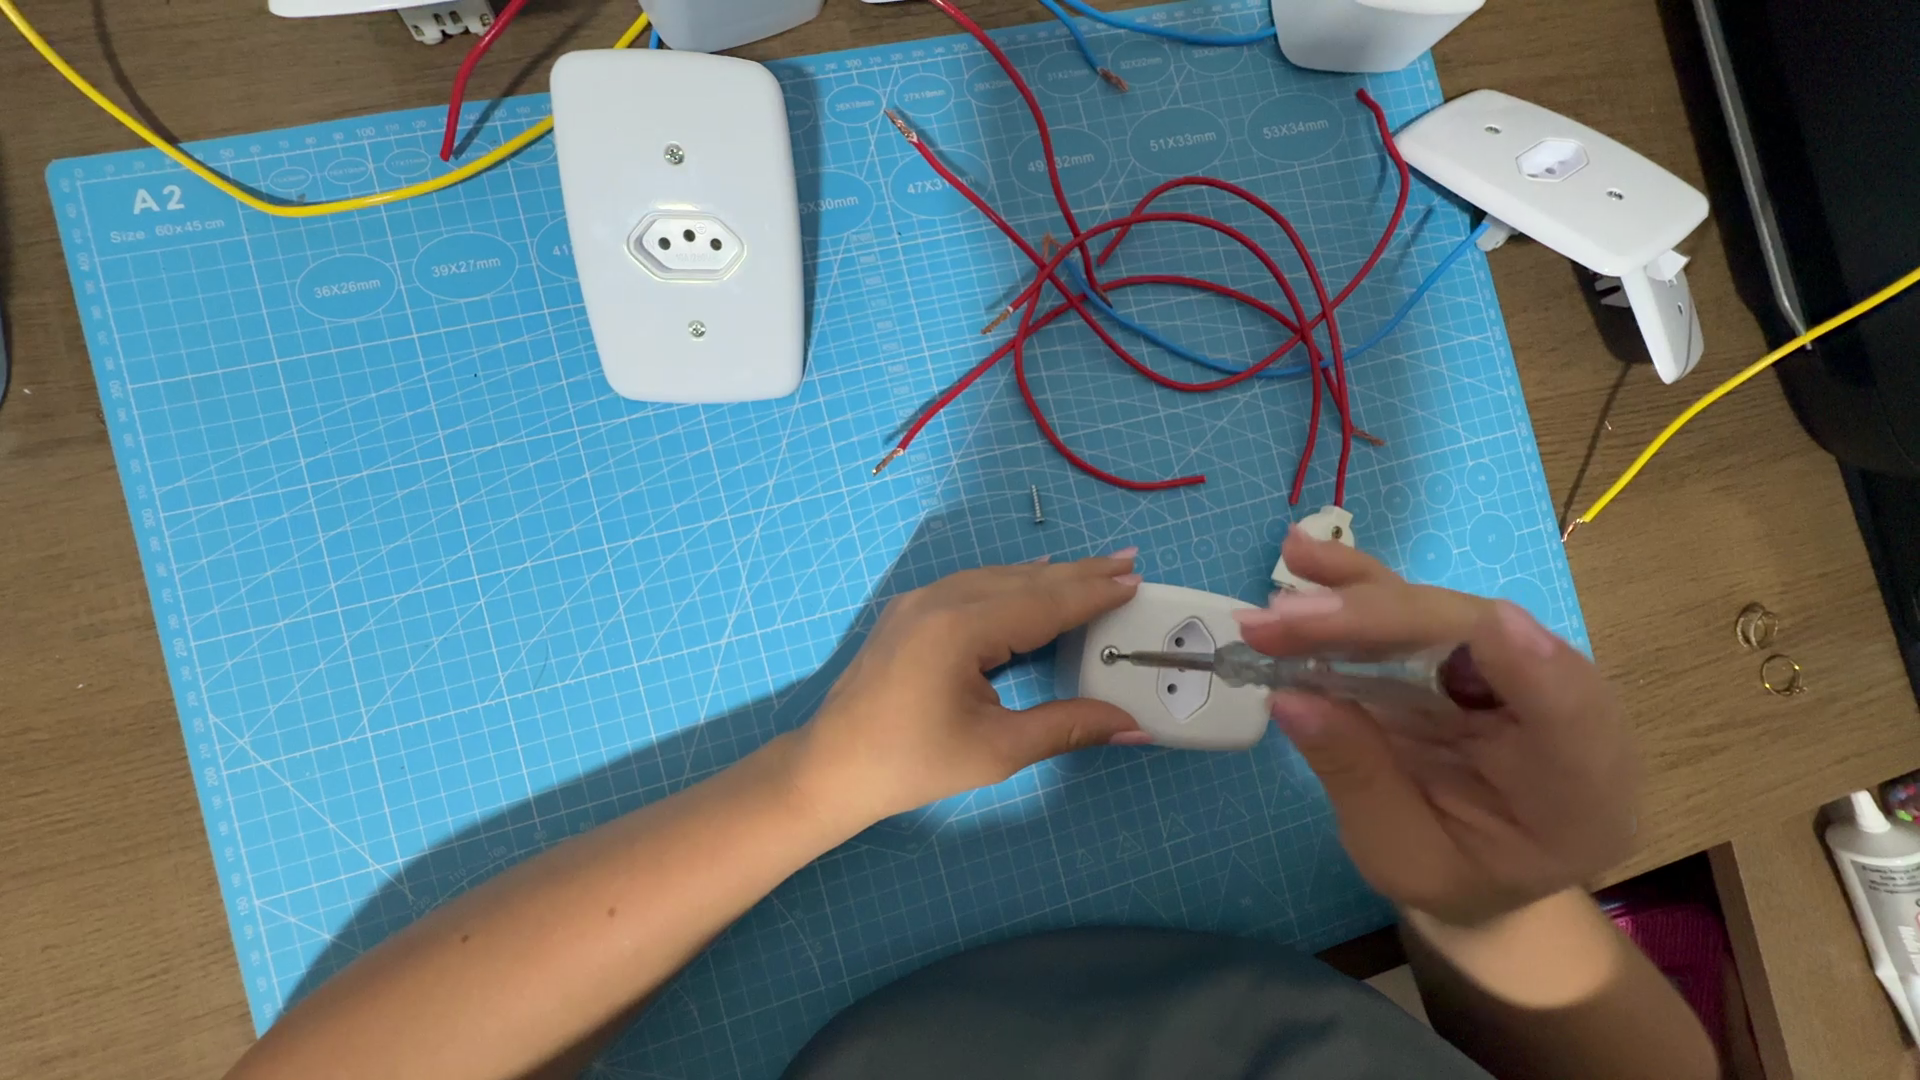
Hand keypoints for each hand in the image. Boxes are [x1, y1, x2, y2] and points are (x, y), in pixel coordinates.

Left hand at [789, 551, 1144, 829]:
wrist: (830, 767)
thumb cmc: (912, 764)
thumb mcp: (997, 750)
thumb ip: (1067, 727)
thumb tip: (1132, 723)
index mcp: (961, 628)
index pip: (1043, 602)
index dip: (1092, 592)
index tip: (1135, 579)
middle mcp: (939, 600)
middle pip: (1022, 580)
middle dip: (1078, 572)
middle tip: (1127, 562)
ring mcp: (918, 602)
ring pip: (995, 577)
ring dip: (1045, 575)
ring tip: (1092, 571)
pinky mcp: (908, 613)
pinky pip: (970, 585)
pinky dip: (1009, 582)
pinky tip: (1029, 579)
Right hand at [1237, 528, 1637, 925]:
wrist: (1480, 872)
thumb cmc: (1454, 878)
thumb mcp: (1403, 855)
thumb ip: (1358, 778)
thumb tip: (1287, 697)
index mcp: (1577, 785)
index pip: (1571, 711)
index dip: (1532, 663)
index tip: (1489, 626)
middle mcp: (1554, 705)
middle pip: (1476, 638)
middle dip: (1376, 621)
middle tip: (1281, 624)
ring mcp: (1505, 668)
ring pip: (1437, 609)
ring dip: (1356, 591)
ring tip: (1290, 564)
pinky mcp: (1459, 650)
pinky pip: (1408, 609)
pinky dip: (1356, 584)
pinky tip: (1307, 557)